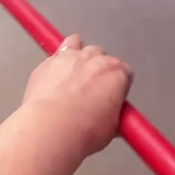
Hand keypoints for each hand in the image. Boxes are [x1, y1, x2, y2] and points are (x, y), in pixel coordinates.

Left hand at [17, 35, 131, 159]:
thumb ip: (113, 113)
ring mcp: (72, 56)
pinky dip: (58, 58)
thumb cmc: (85, 130)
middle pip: (101, 56)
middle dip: (97, 69)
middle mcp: (97, 59)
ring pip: (78, 44)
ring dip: (78, 56)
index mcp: (117, 74)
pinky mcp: (50, 60)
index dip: (117, 84)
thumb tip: (108, 116)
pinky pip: (58, 50)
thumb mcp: (111, 128)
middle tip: (90, 88)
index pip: (124, 72)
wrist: (52, 126)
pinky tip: (54, 71)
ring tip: (72, 73)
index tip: (111, 95)